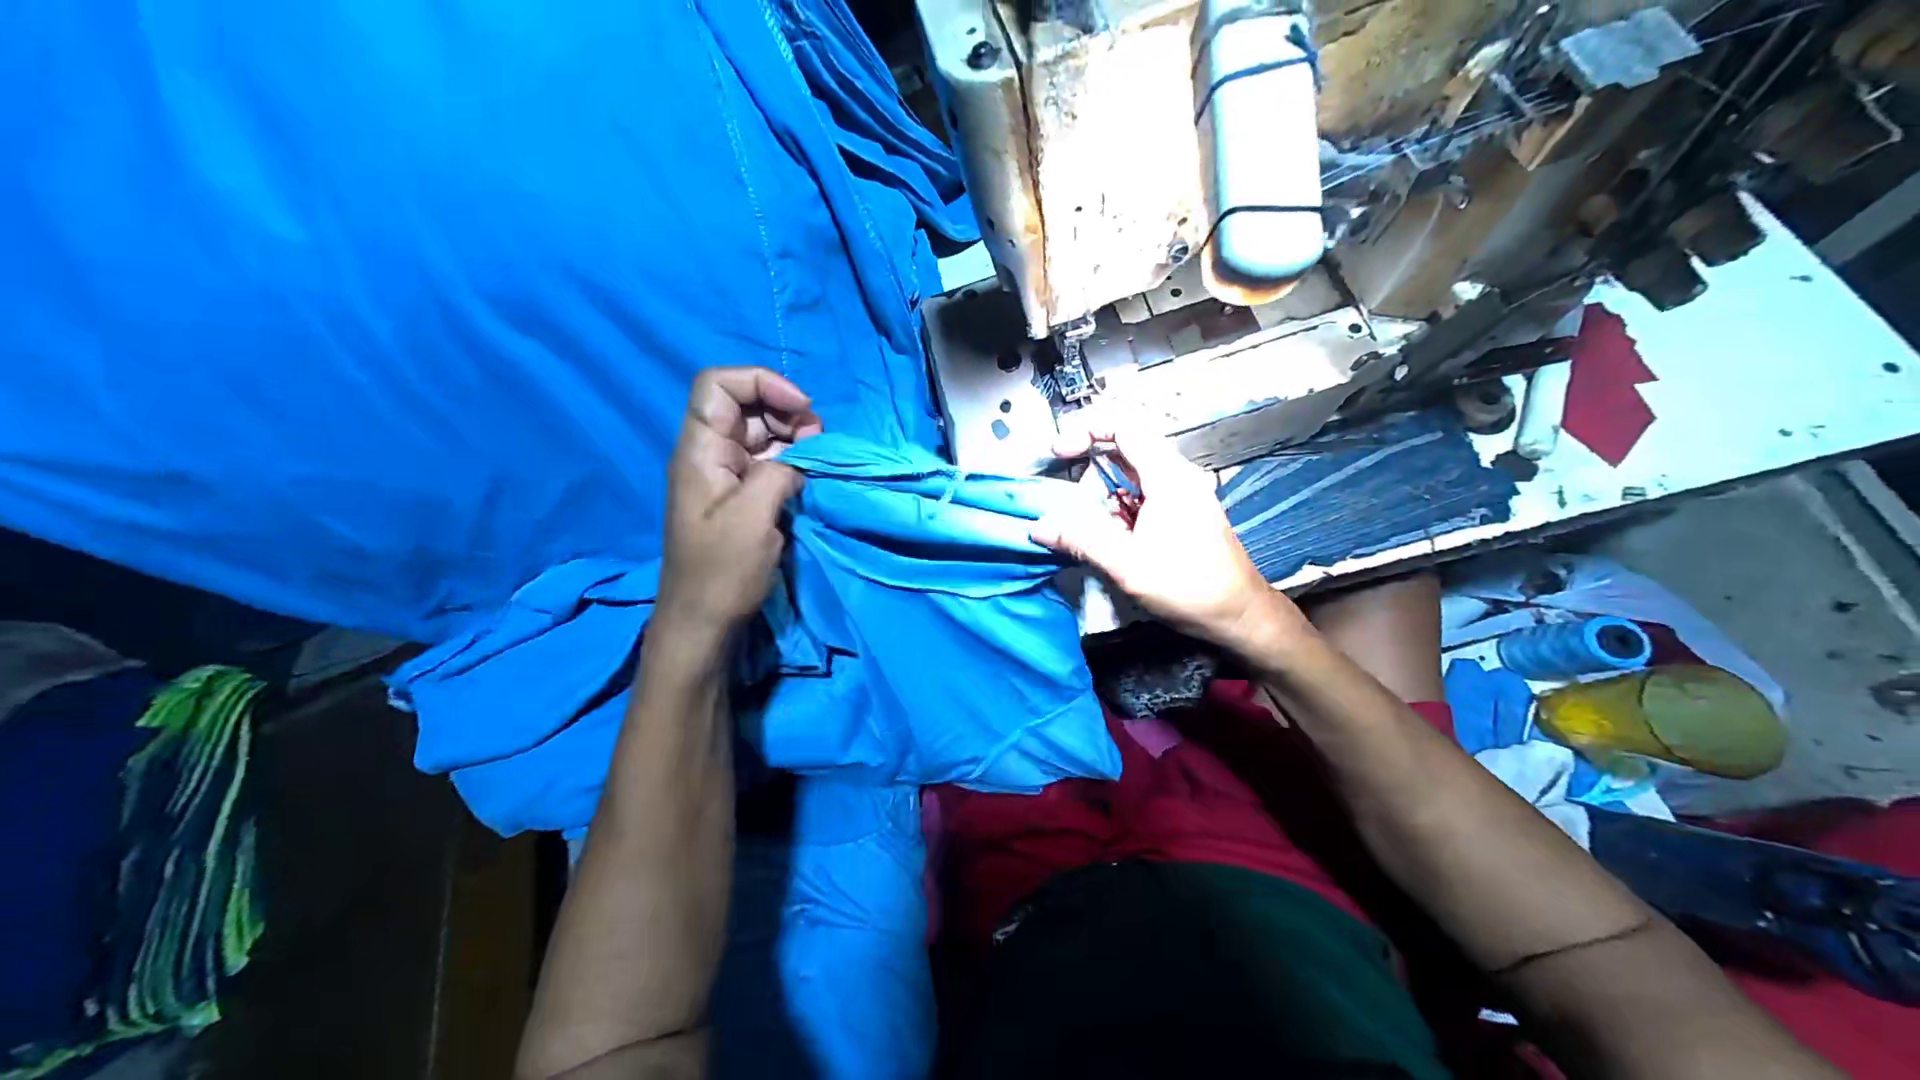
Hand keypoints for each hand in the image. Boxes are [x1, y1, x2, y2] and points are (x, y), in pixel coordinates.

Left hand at [656, 367, 822, 640]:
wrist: (703, 622)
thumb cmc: (722, 571)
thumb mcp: (754, 516)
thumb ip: (780, 472)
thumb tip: (799, 459)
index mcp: (699, 451)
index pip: (718, 385)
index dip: (761, 382)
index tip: (801, 408)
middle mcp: (710, 455)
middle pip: (745, 405)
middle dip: (786, 411)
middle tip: (818, 441)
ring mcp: (726, 476)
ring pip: (761, 433)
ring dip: (794, 436)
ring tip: (818, 459)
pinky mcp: (741, 498)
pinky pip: (768, 462)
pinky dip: (793, 461)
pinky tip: (810, 477)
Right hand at [1030, 422, 1305, 653]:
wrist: (1238, 616)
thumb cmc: (1189, 587)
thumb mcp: (1128, 565)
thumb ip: (1081, 540)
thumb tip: (1039, 527)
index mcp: (1168, 477)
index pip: (1124, 427)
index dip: (1086, 430)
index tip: (1059, 452)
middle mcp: (1176, 477)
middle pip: (1122, 453)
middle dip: (1090, 477)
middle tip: (1074, 510)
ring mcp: (1180, 495)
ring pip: (1128, 479)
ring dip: (1103, 500)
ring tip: (1097, 535)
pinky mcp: (1180, 514)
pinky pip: (1140, 499)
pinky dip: (1118, 513)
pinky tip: (1113, 541)